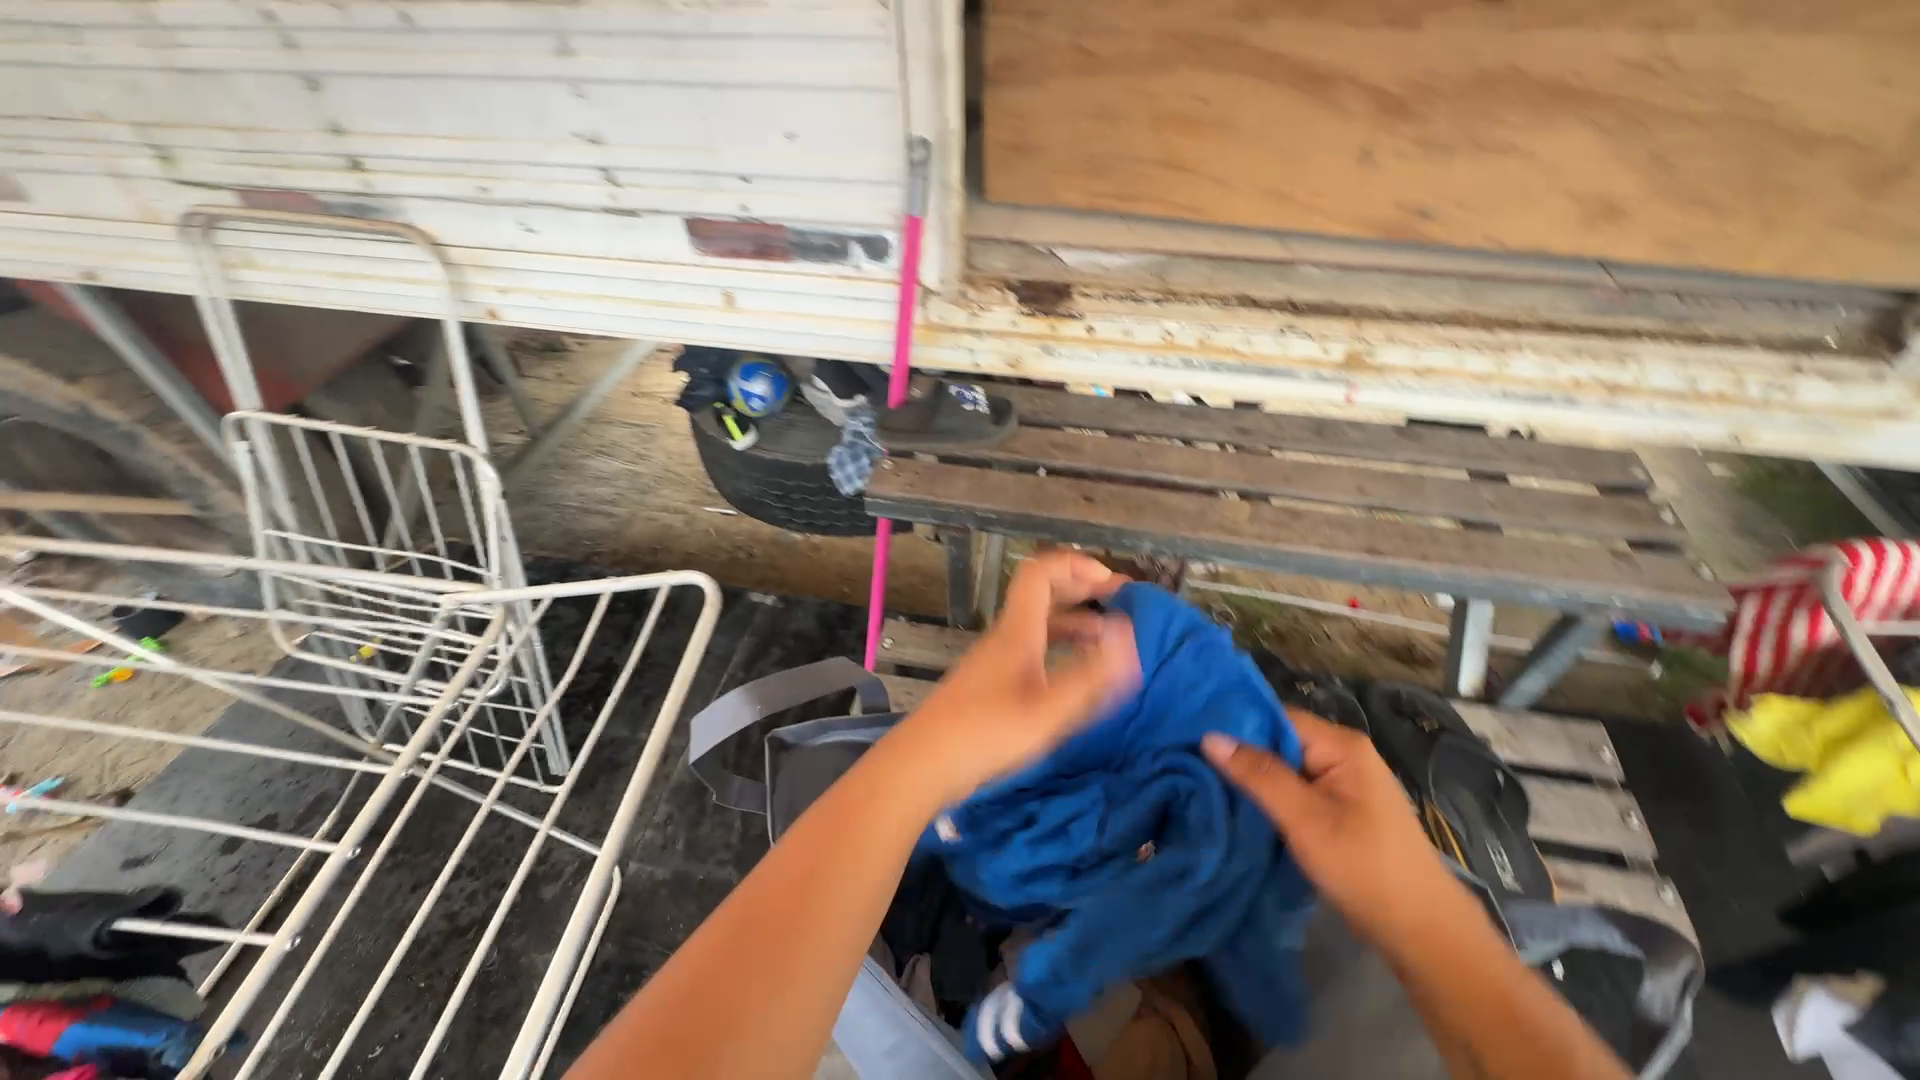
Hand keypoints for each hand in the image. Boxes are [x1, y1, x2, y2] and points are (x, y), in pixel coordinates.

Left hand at [891, 552, 1139, 805]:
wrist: (923, 764)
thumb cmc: (986, 733)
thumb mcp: (1048, 710)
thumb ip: (1091, 675)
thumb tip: (1127, 632)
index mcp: (1018, 631)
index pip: (1041, 572)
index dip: (1077, 565)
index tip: (1113, 583)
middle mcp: (1005, 638)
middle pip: (1041, 594)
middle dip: (1082, 590)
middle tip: (1119, 601)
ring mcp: (994, 661)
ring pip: (1038, 625)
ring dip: (1074, 623)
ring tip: (1107, 641)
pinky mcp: (989, 686)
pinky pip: (1031, 651)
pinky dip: (1059, 650)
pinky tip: (1073, 677)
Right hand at [1204, 712, 1466, 947]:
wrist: (1419, 928)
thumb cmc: (1364, 867)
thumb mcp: (1305, 819)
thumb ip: (1259, 775)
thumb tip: (1210, 737)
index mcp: (1342, 745)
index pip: (1276, 717)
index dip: (1236, 726)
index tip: (1191, 737)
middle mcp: (1344, 754)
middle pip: (1279, 740)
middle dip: (1240, 753)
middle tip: (1189, 762)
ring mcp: (1343, 784)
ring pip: (1284, 768)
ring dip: (1252, 778)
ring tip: (1204, 782)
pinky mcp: (1338, 810)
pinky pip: (1294, 790)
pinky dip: (1269, 797)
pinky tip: (1238, 805)